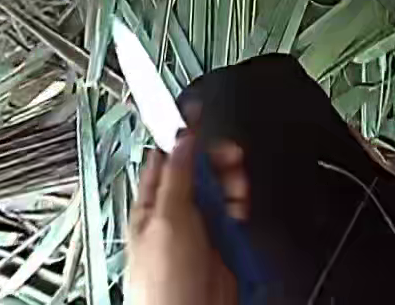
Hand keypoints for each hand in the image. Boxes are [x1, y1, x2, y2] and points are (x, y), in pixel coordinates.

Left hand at [123, 130, 246, 304]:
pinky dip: (242, 200)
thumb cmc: (163, 288)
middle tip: (227, 152)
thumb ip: (178, 175)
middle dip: (215, 156)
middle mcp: (176, 213)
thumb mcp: (168, 220)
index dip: (179, 131)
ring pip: (220, 184)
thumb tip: (183, 134)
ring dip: (231, 177)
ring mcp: (201, 227)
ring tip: (237, 181)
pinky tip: (242, 203)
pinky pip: (236, 207)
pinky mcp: (224, 240)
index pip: (166, 156)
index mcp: (152, 206)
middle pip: (198, 167)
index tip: (194, 108)